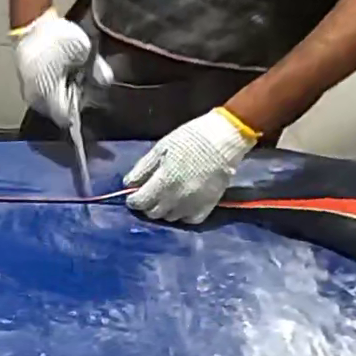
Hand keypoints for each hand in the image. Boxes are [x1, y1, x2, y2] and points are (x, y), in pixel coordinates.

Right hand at [13, 9, 101, 129]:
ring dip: (62, 96)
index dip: (78, 112)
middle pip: (58, 113)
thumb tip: (107, 83)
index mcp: (49, 96)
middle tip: (82, 82)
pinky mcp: (27, 88)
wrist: (31, 27)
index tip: (88, 100)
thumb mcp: (82, 50)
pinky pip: (43, 98)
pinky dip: (54, 91)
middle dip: (72, 102)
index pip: (66, 118)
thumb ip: (96, 70)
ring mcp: (29, 96)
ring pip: (50, 106)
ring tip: (72, 77)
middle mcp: (37, 101)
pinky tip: (61, 75)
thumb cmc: (57, 39)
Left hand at [124, 107, 257, 224]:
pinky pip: (190, 219)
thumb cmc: (191, 139)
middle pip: (152, 213)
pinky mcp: (208, 204)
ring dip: (165, 210)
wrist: (227, 136)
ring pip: (169, 218)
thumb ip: (142, 169)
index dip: (133, 200)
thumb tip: (128, 185)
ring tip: (167, 198)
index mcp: (163, 183)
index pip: (139, 203)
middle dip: (148, 205)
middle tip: (150, 195)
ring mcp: (193, 203)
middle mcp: (176, 198)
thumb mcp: (161, 149)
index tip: (134, 195)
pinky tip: (182, 205)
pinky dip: (183, 215)